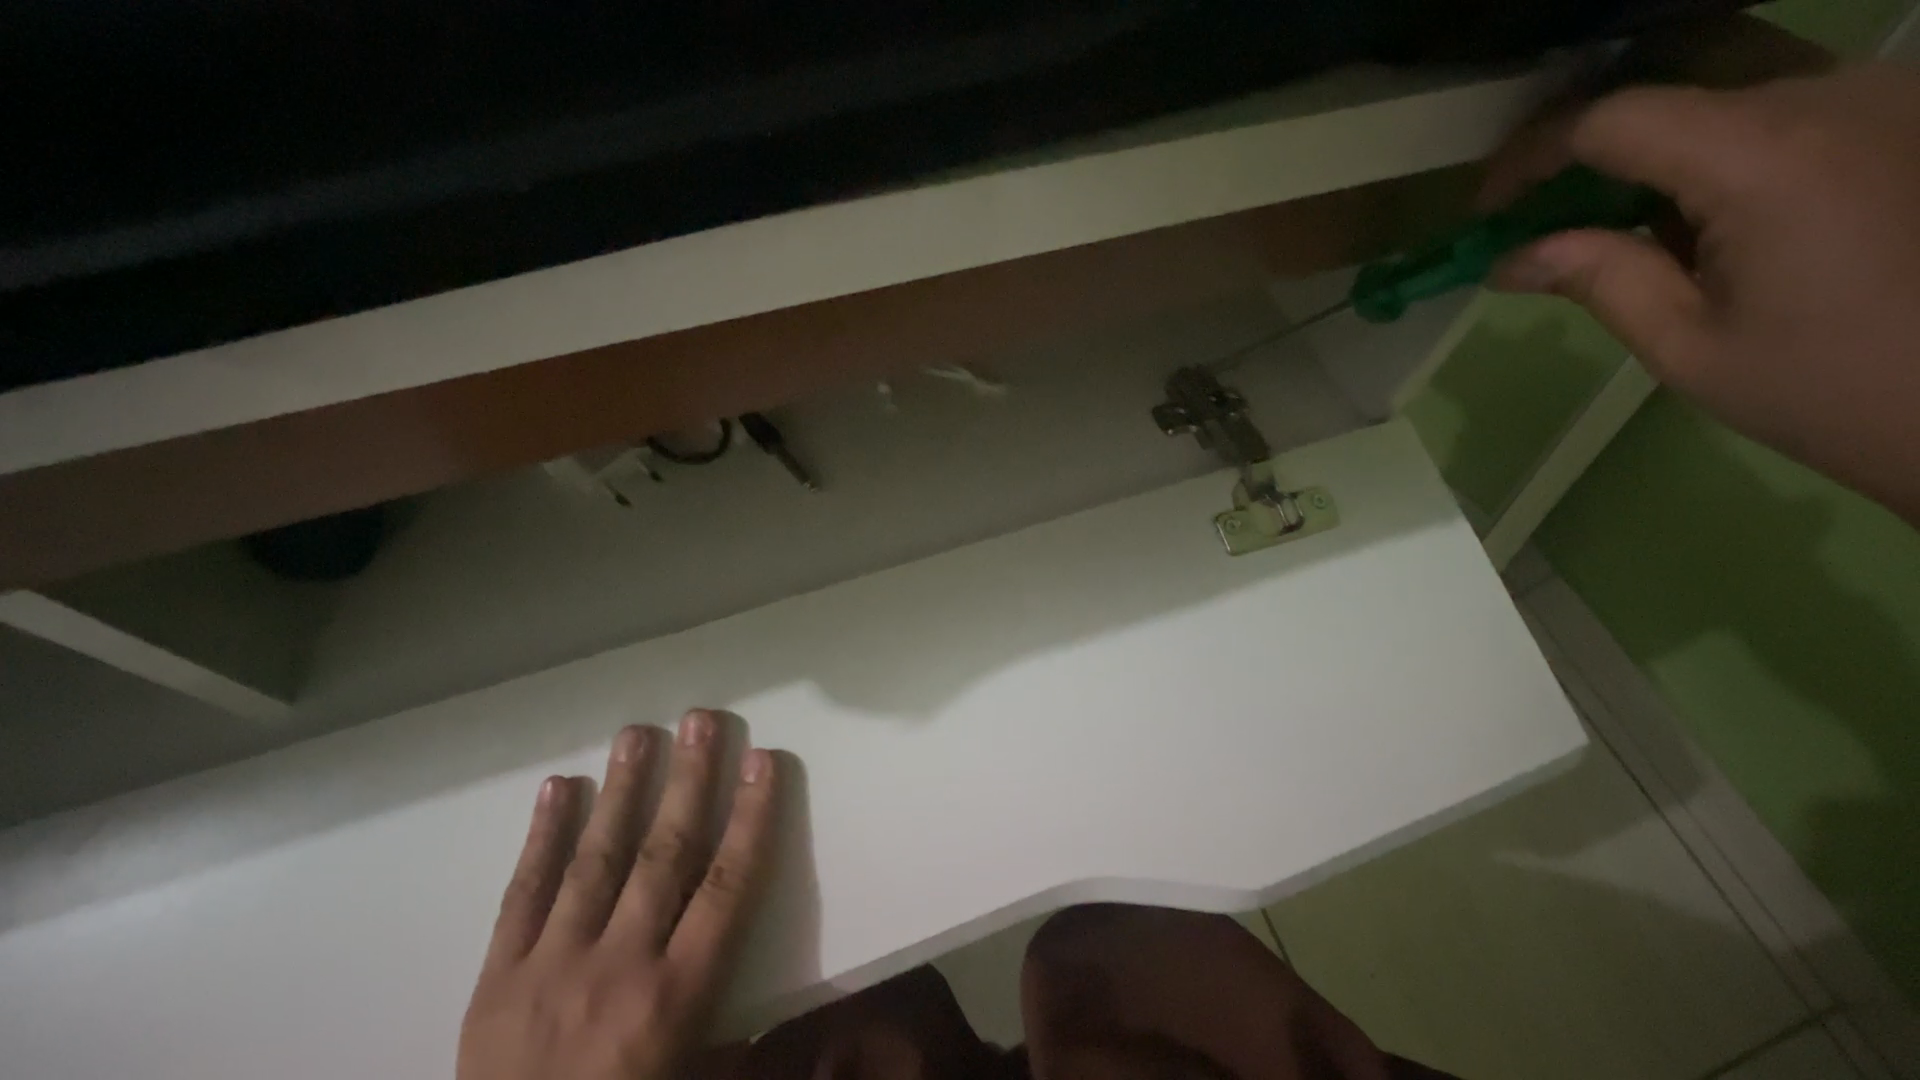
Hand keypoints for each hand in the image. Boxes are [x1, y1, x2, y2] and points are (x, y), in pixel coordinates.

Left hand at [458, 712, 778, 1079]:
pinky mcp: (496, 975)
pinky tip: (559, 787)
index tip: (762, 761)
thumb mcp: (699, 1079)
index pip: (727, 888)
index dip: (750, 818)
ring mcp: (551, 964)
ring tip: (638, 732)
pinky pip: (523, 893)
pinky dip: (542, 837)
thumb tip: (767, 994)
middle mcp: (619, 966)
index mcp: (677, 996)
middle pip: (663, 856)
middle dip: (687, 782)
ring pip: (595, 860)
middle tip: (700, 719)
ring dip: (621, 791)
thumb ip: (736, 1033)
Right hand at [1482, 65, 1919, 522]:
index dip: (1531, 156)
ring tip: (1604, 219)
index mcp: (1767, 157)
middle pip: (1666, 85)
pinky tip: (1689, 209)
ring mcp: (1881, 94)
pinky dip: (1708, 146)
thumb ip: (1599, 279)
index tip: (1487, 211)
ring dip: (1645, 147)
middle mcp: (1832, 95)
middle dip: (1582, 146)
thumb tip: (1512, 257)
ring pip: (1722, 87)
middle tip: (1533, 209)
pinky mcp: (1905, 111)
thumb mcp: (1689, 346)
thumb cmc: (1832, 388)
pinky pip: (1777, 103)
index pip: (1612, 118)